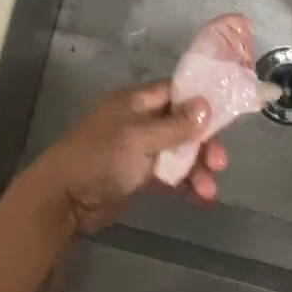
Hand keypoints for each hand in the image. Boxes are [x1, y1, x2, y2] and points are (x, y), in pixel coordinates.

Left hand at [22, 82, 228, 234]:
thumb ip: (174, 125)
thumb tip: (206, 106)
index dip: (200, 100)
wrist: (64, 199)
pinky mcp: (138, 176)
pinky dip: (185, 184)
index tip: (228, 113)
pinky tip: (201, 199)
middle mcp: (139, 121)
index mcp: (136, 102)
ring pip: (178, 152)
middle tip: (220, 162)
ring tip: (209, 190)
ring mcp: (139, 149)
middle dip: (203, 142)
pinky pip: (169, 175)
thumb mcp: (140, 138)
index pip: (175, 92)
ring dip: (197, 168)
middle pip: (181, 124)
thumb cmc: (100, 158)